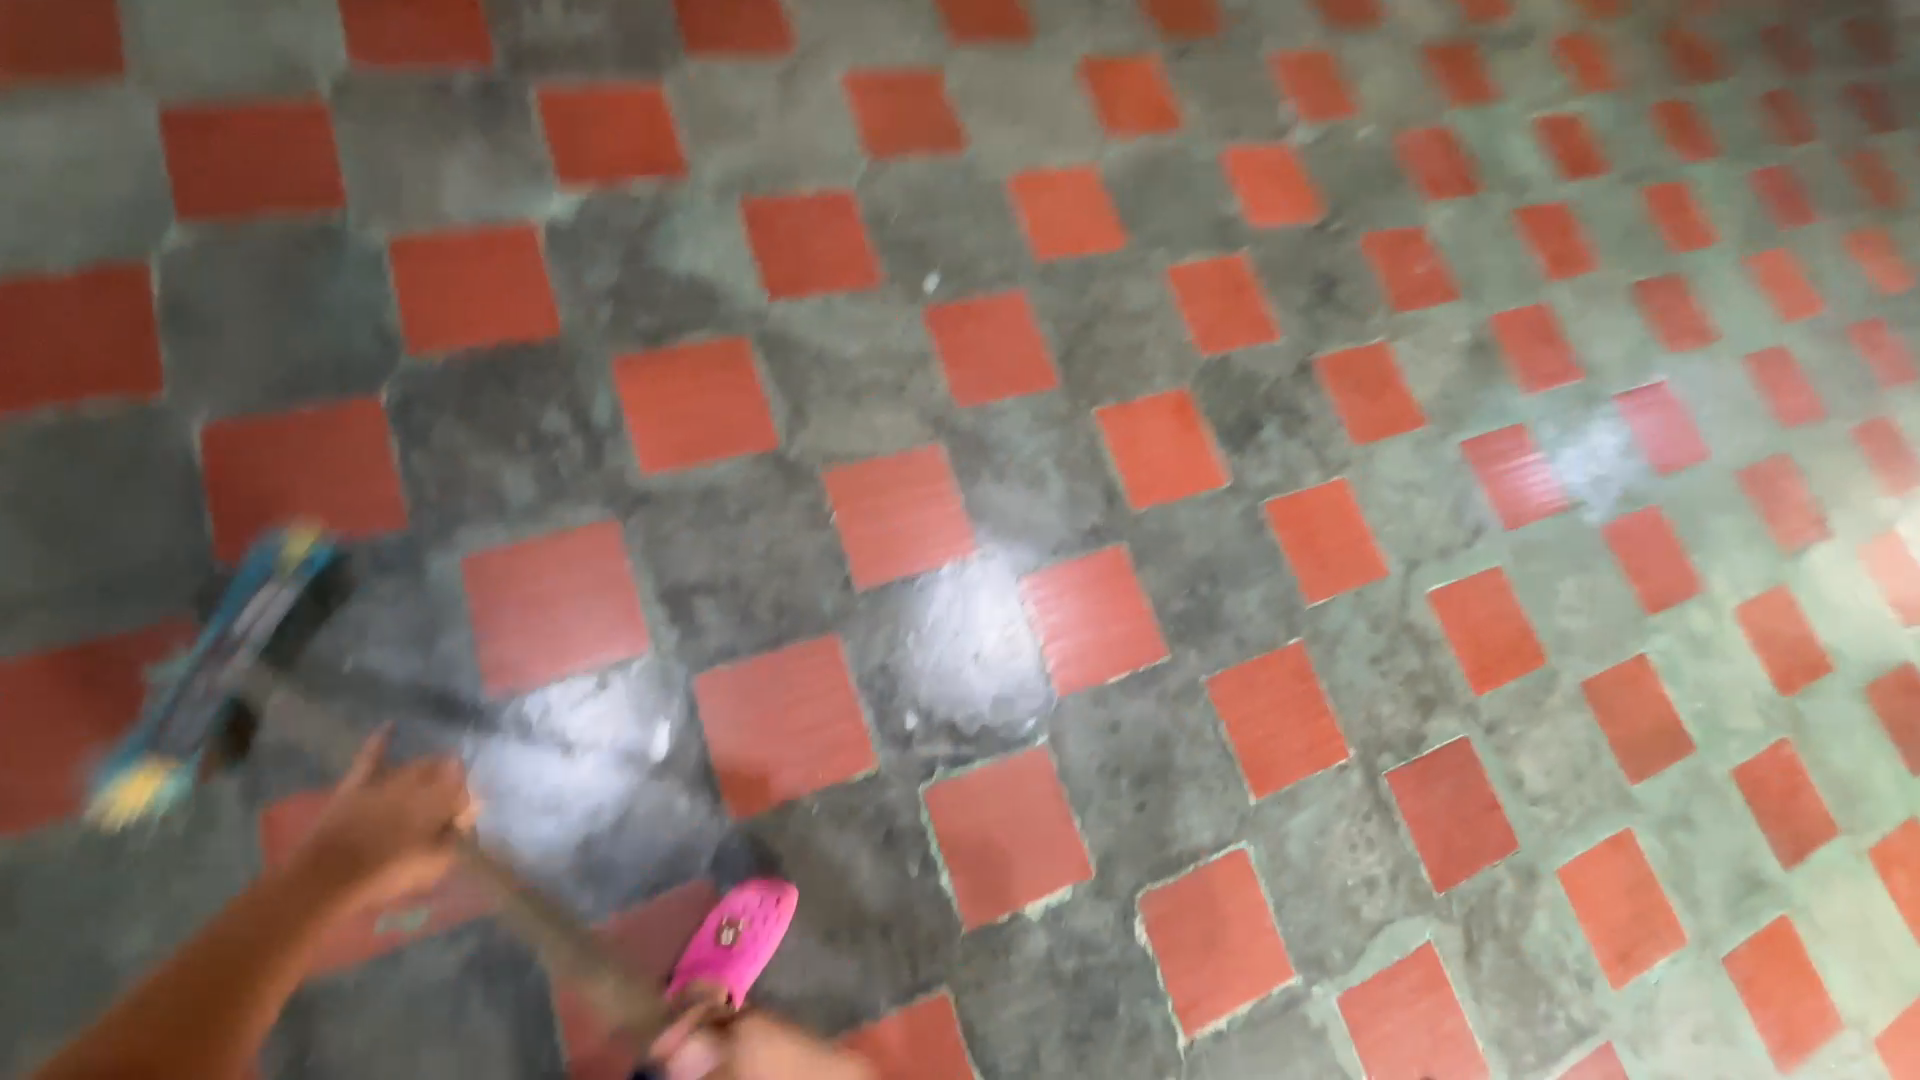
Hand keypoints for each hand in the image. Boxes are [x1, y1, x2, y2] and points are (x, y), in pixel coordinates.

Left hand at [291, 728, 475, 907]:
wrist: (326, 879)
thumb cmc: (387, 874)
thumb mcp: (435, 863)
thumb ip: (454, 837)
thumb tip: (461, 821)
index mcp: (442, 799)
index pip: (464, 788)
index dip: (464, 803)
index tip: (460, 820)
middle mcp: (419, 781)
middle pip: (444, 771)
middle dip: (449, 783)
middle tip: (445, 803)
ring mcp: (387, 779)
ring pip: (416, 765)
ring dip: (426, 770)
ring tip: (429, 781)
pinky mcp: (358, 783)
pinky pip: (373, 755)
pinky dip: (382, 740)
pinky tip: (390, 726)